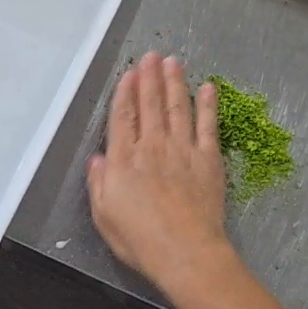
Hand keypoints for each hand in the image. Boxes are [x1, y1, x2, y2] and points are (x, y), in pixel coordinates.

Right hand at [87, 52, 235, 302]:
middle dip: (149, 78)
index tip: (128, 74)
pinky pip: (208, 126)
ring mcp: (183, 151)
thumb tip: (98, 158)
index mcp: (124, 161)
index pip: (122, 118)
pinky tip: (208, 88)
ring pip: (178, 108)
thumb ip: (99, 183)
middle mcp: (153, 148)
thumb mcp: (104, 216)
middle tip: (151, 55)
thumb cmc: (140, 240)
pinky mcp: (209, 160)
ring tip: (173, 62)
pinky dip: (208, 105)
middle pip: (150, 106)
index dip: (124, 93)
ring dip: (175, 83)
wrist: (186, 253)